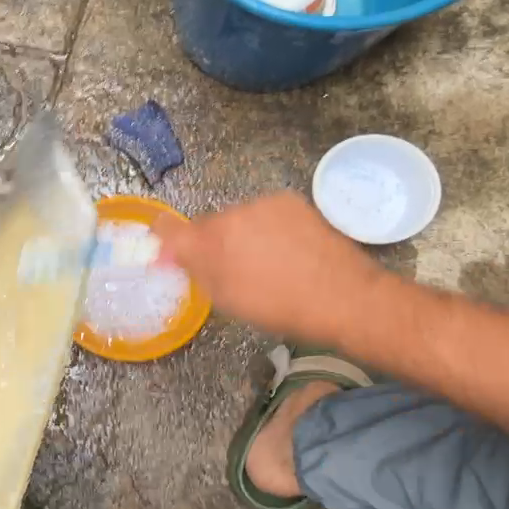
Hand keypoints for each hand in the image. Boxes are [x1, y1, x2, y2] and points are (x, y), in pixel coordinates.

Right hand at [151, 190, 386, 341]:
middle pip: (207, 225)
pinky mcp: (289, 201)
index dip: (164, 237)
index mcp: (210, 241)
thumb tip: (170, 254)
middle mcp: (231, 215)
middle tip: (229, 269)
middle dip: (212, 242)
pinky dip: (265, 226)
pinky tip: (284, 248)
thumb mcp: (226, 298)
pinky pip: (263, 212)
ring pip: (236, 218)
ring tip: (264, 261)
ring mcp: (262, 204)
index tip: (167, 250)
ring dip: (240, 233)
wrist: (345, 297)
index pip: (170, 229)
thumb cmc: (280, 307)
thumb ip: (195, 270)